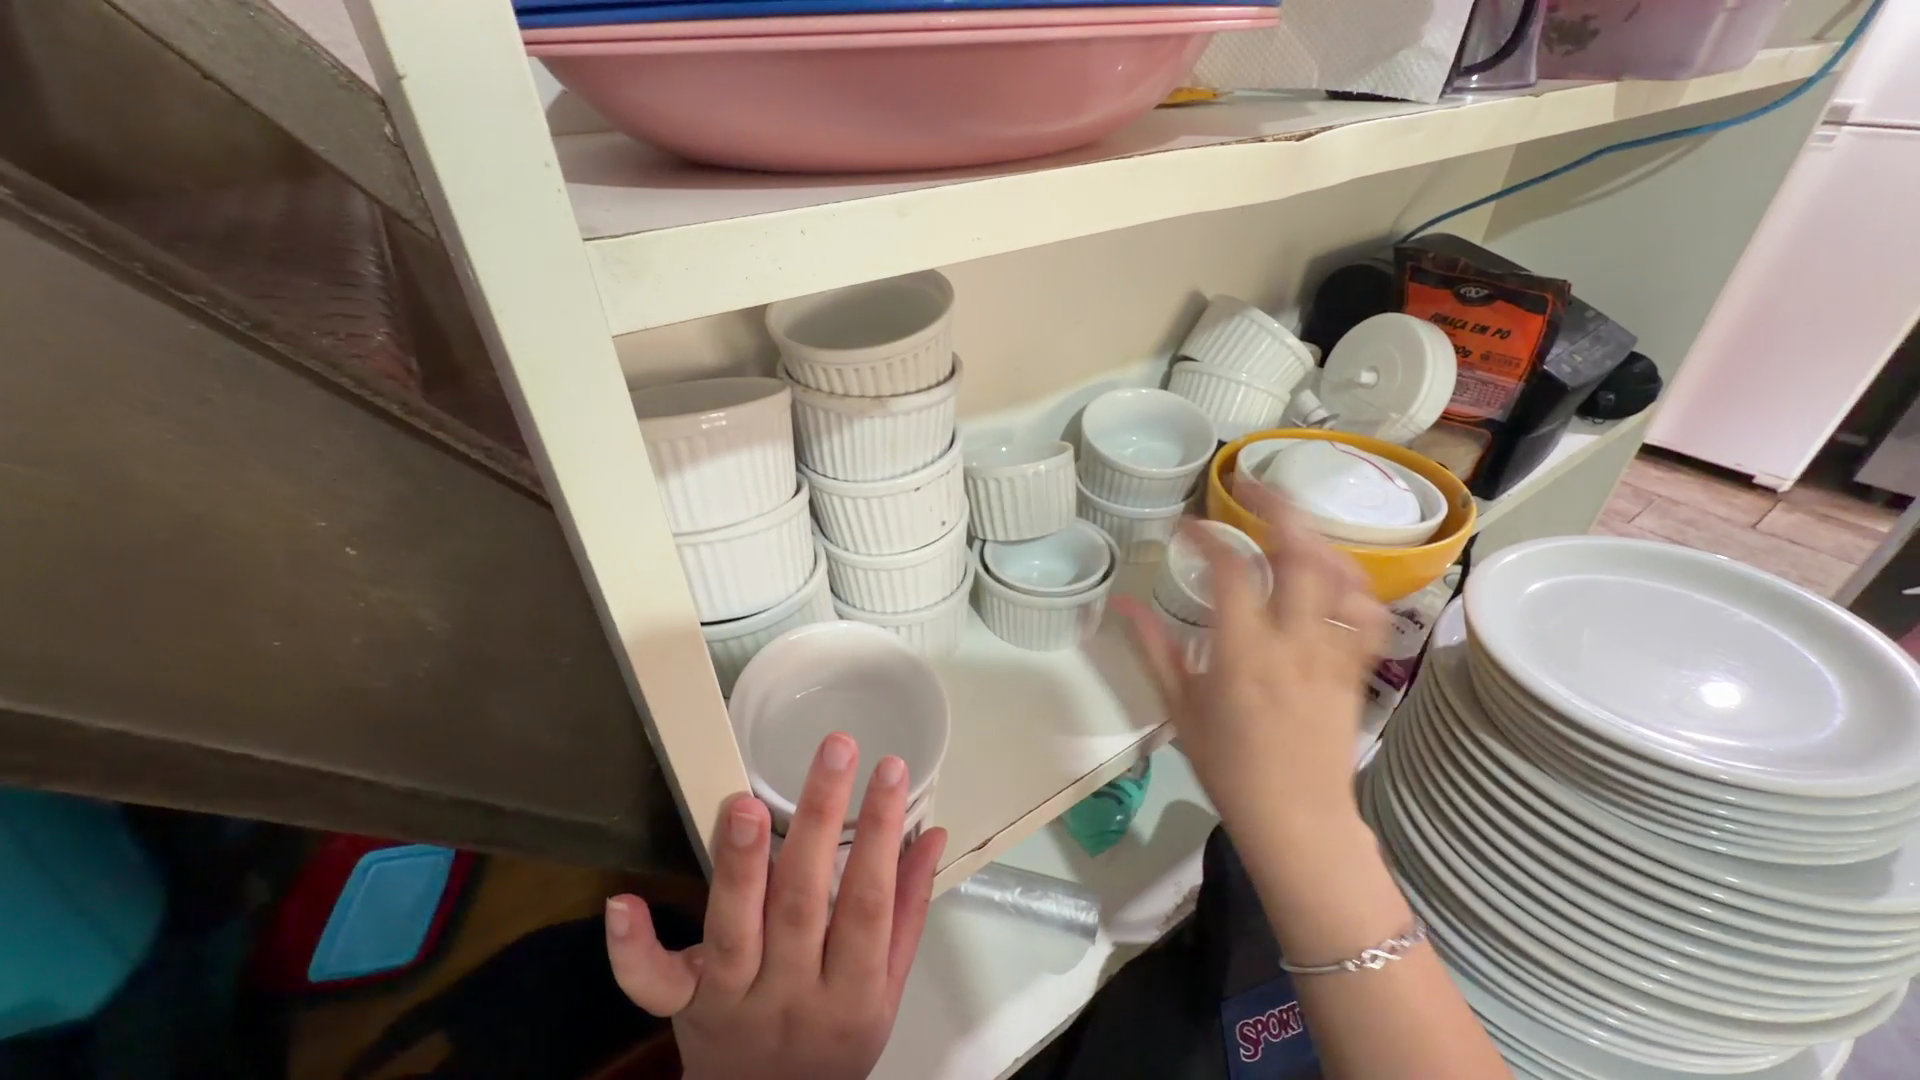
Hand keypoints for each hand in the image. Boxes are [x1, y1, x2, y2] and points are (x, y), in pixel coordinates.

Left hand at [604, 732, 947, 1079]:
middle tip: (835, 750)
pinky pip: (653, 983)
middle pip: (803, 902)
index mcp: (851, 992)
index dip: (880, 833)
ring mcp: (733, 1001)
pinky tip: (624, 901)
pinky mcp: (684, 1006)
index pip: (869, 902)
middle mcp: (791, 995)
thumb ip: (908, 909)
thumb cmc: (837, 1039)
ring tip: (746, 803)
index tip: (889, 769)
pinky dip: (633, 948)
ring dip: (739, 865)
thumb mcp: (888, 988)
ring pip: (734, 930)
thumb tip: (930, 833)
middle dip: (819, 819)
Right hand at [1116, 484, 1387, 859]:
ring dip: (1316, 537)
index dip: (1207, 536)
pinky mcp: (1357, 669)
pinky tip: (1332, 573)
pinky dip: (1353, 583)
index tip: (1187, 526)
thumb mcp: (1180, 708)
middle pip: (1298, 553)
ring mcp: (1332, 655)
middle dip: (1275, 508)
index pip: (1230, 570)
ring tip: (1290, 522)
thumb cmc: (1229, 768)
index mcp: (1241, 654)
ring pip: (1340, 575)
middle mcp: (1293, 644)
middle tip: (1249, 488)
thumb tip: (1122, 604)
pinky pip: (1368, 614)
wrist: (1297, 820)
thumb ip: (1154, 649)